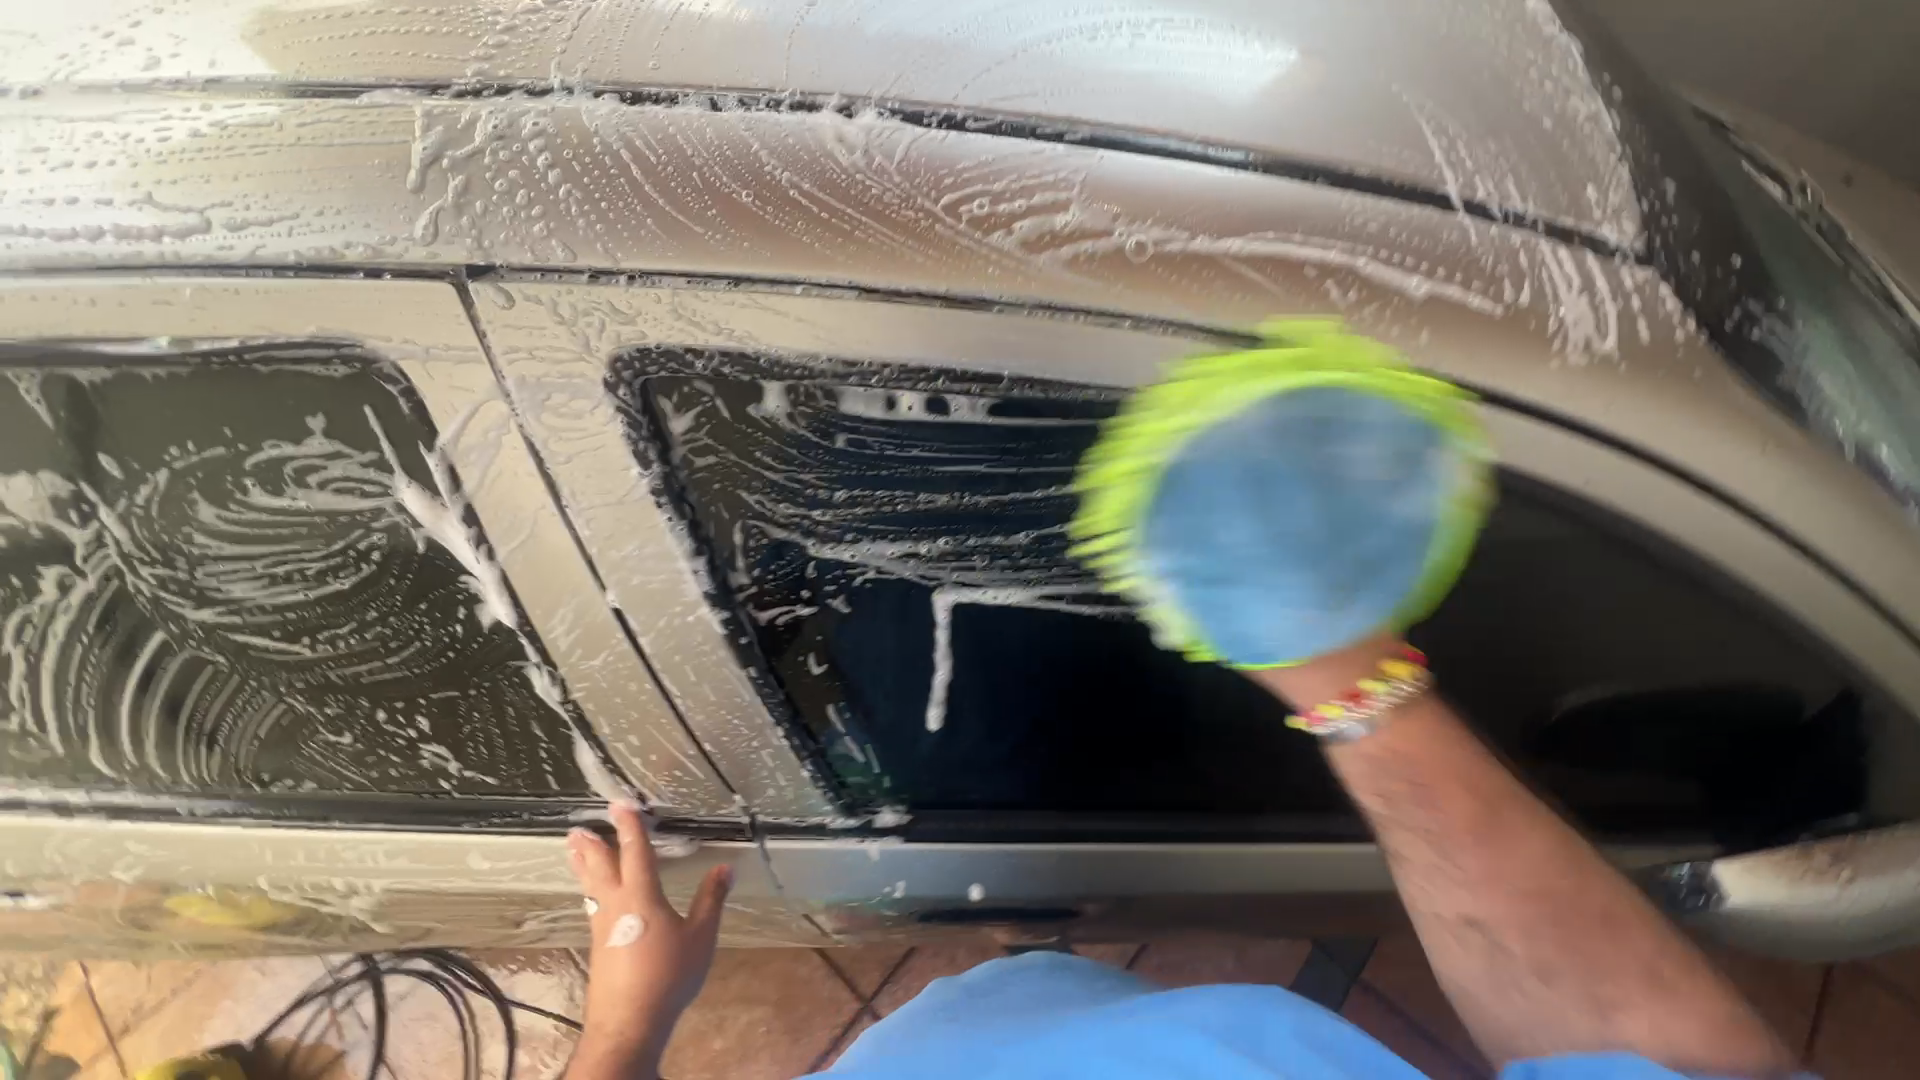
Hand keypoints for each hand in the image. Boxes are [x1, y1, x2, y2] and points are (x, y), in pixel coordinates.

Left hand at [565, 803, 730, 1076]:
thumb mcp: (700, 937)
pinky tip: (592, 897)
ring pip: (591, 887)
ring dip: (584, 866)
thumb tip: (725, 868)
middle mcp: (616, 905)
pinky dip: (590, 890)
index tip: (620, 804)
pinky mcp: (599, 948)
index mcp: (642, 895)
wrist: (629, 1023)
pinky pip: (592, 906)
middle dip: (592, 845)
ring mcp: (603, 928)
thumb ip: (711, 900)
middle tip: (578, 827)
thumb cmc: (667, 975)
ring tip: (574, 849)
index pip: (635, 851)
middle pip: (601, 867)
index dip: (629, 826)